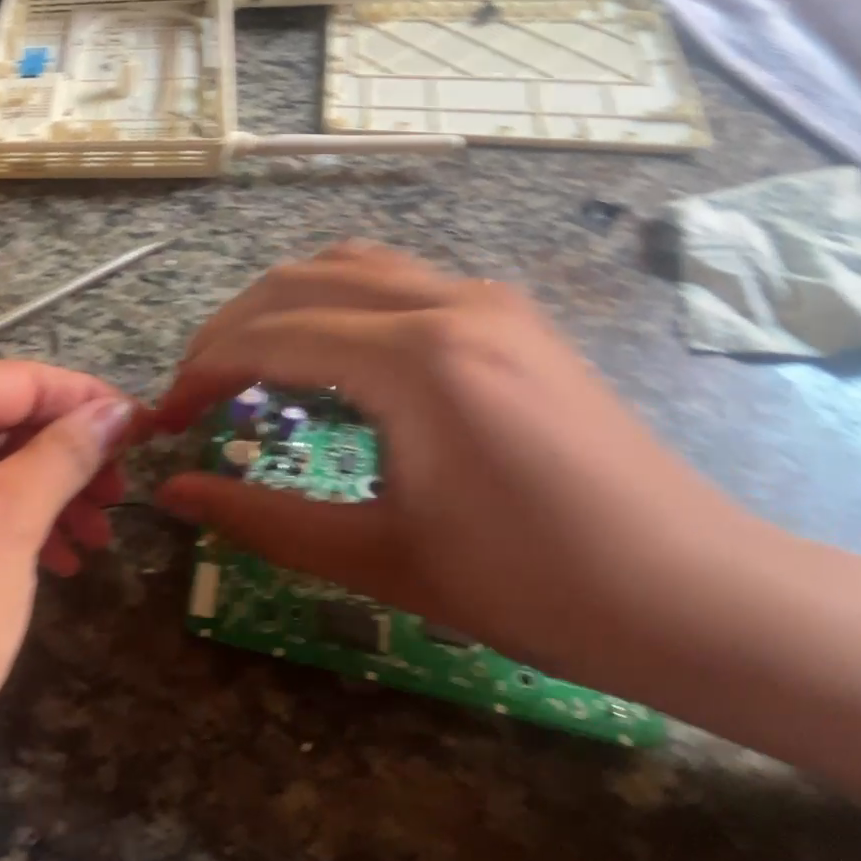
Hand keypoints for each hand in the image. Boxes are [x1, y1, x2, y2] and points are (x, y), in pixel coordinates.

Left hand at [0, 360, 130, 753]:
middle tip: (121, 498)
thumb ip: (67, 452)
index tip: (147, 432)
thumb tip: (116, 409)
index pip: (22, 378)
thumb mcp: (14, 518)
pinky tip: (52, 561)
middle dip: (69, 452)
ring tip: (94, 541)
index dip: (88, 399)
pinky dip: (10, 520)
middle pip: (4, 418)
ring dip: (47, 492)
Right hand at [148, 241, 770, 672]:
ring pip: (346, 265)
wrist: (694, 595)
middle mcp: (448, 304)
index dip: (200, 374)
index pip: (268, 337)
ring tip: (246, 367)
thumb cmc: (530, 586)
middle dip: (226, 333)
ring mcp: (487, 301)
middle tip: (191, 394)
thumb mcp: (375, 558)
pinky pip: (394, 280)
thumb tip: (171, 491)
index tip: (165, 420)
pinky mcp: (510, 317)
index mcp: (414, 360)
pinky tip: (326, 357)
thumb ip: (259, 517)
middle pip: (295, 284)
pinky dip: (333, 304)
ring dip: (278, 307)